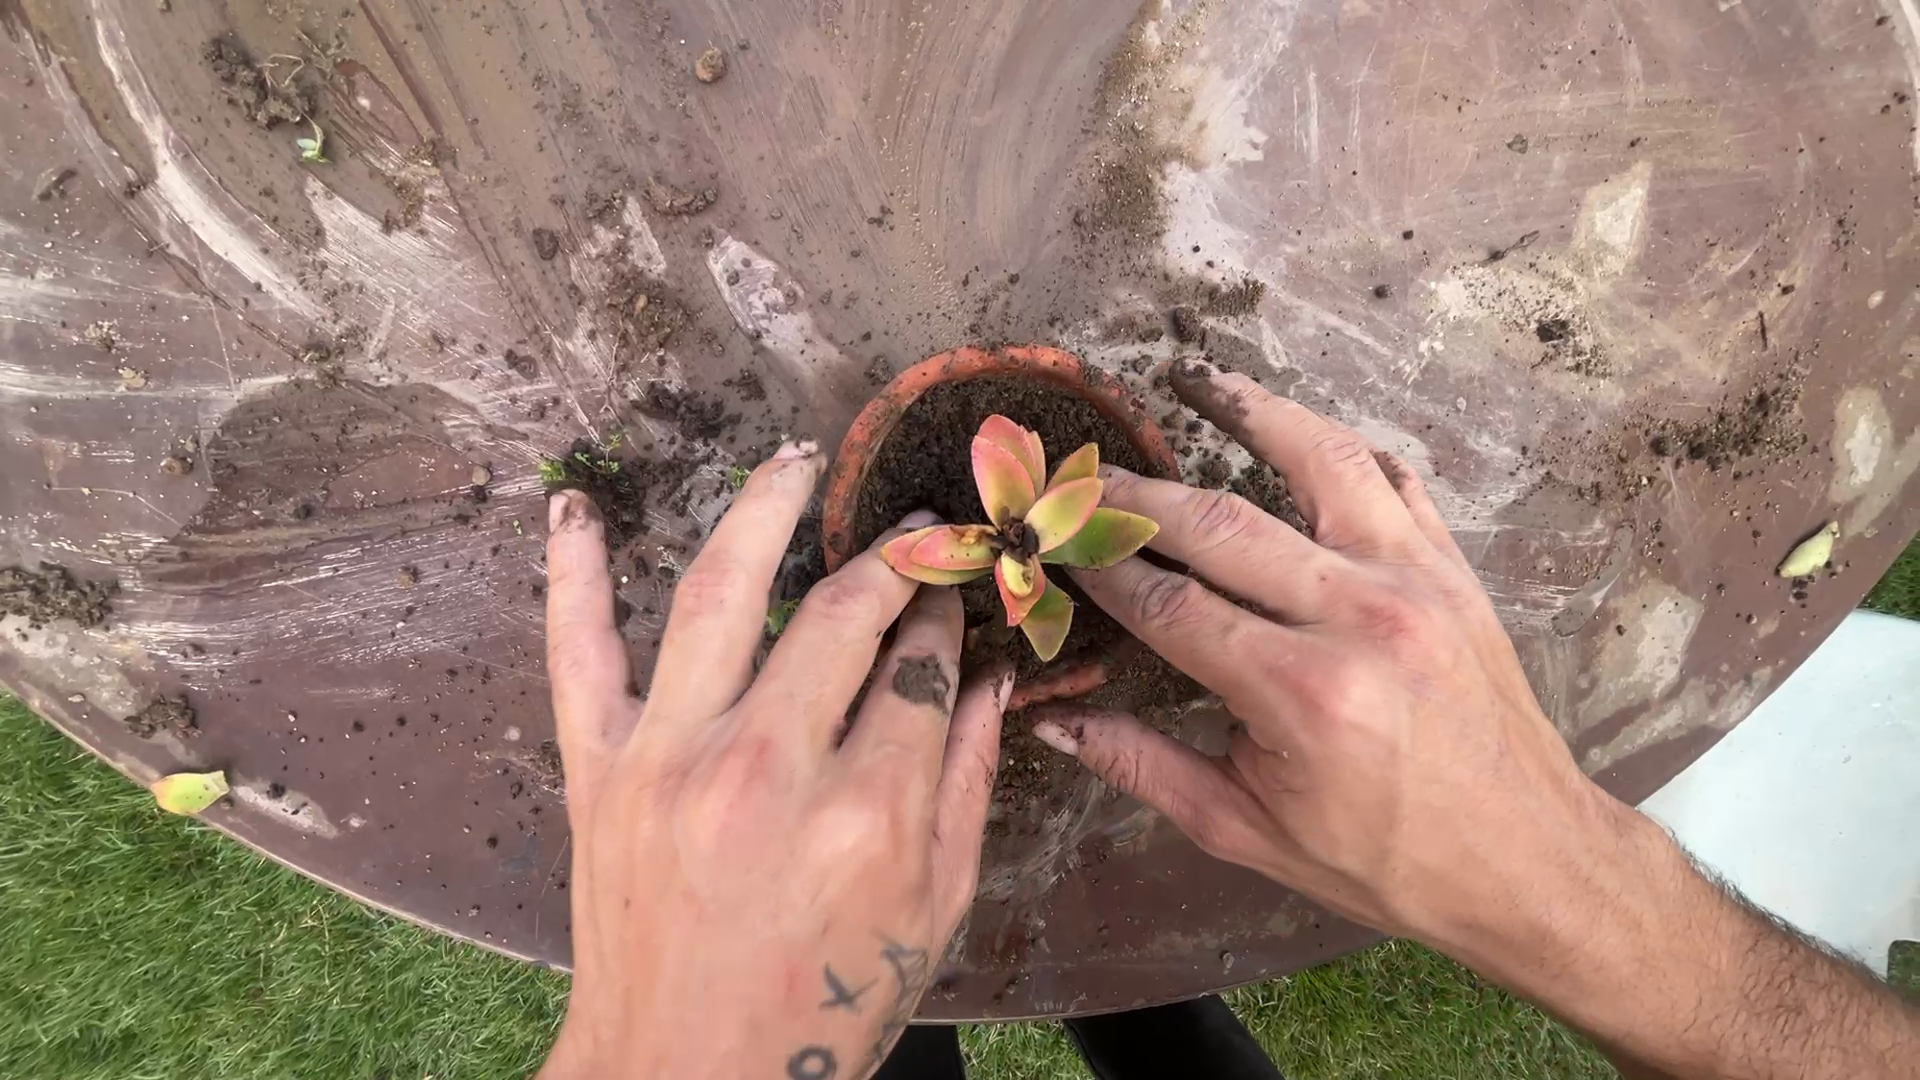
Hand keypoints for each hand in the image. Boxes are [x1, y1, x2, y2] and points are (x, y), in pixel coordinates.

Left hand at [537, 442, 1008, 1079]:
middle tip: (909, 531)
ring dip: (761, 512)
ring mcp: (669, 760)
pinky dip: (570, 573)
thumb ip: (971, 783)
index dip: (945, 619)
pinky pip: (576, 651)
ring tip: (794, 461)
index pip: (921, 669)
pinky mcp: (598, 771)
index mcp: (868, 814)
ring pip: (717, 594)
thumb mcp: (937, 907)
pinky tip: (574, 506)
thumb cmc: (829, 1004)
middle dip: (889, 562)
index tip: (951, 592)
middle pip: (839, 618)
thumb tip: (993, 680)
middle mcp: (766, 768)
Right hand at [1031, 361, 1617, 948]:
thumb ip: (1137, 764)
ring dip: (1247, 410)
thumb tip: (1049, 723)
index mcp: (1299, 693)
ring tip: (1192, 379)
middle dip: (1137, 495)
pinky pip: (1388, 476)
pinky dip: (1332, 443)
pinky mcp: (1450, 566)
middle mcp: (1358, 616)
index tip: (1062, 541)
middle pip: (1219, 525)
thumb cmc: (1378, 859)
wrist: (1533, 865)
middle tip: (1086, 474)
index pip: (1170, 603)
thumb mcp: (1241, 828)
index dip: (1105, 568)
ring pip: (1318, 460)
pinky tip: (1290, 425)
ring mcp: (1415, 577)